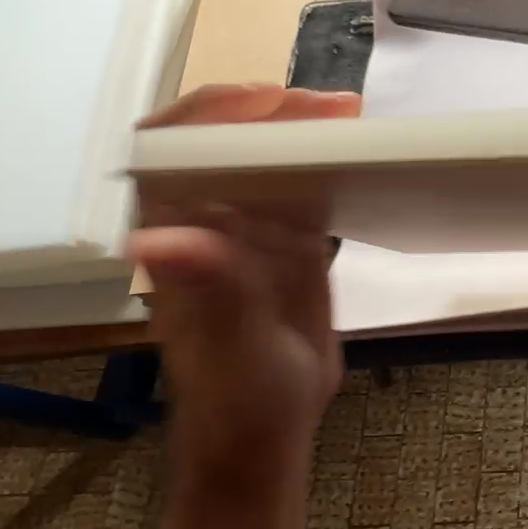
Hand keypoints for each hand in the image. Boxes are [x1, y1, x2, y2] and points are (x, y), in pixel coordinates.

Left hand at [129, 84, 360, 473]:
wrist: (270, 429)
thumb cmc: (240, 397)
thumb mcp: (231, 348)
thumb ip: (210, 293)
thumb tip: (161, 239)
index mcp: (177, 238)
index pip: (171, 153)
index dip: (210, 117)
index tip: (267, 99)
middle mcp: (208, 224)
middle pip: (228, 145)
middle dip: (274, 114)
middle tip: (335, 106)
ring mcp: (253, 231)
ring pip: (272, 160)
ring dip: (309, 132)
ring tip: (356, 118)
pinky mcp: (291, 244)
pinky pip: (308, 188)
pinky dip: (335, 164)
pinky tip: (367, 154)